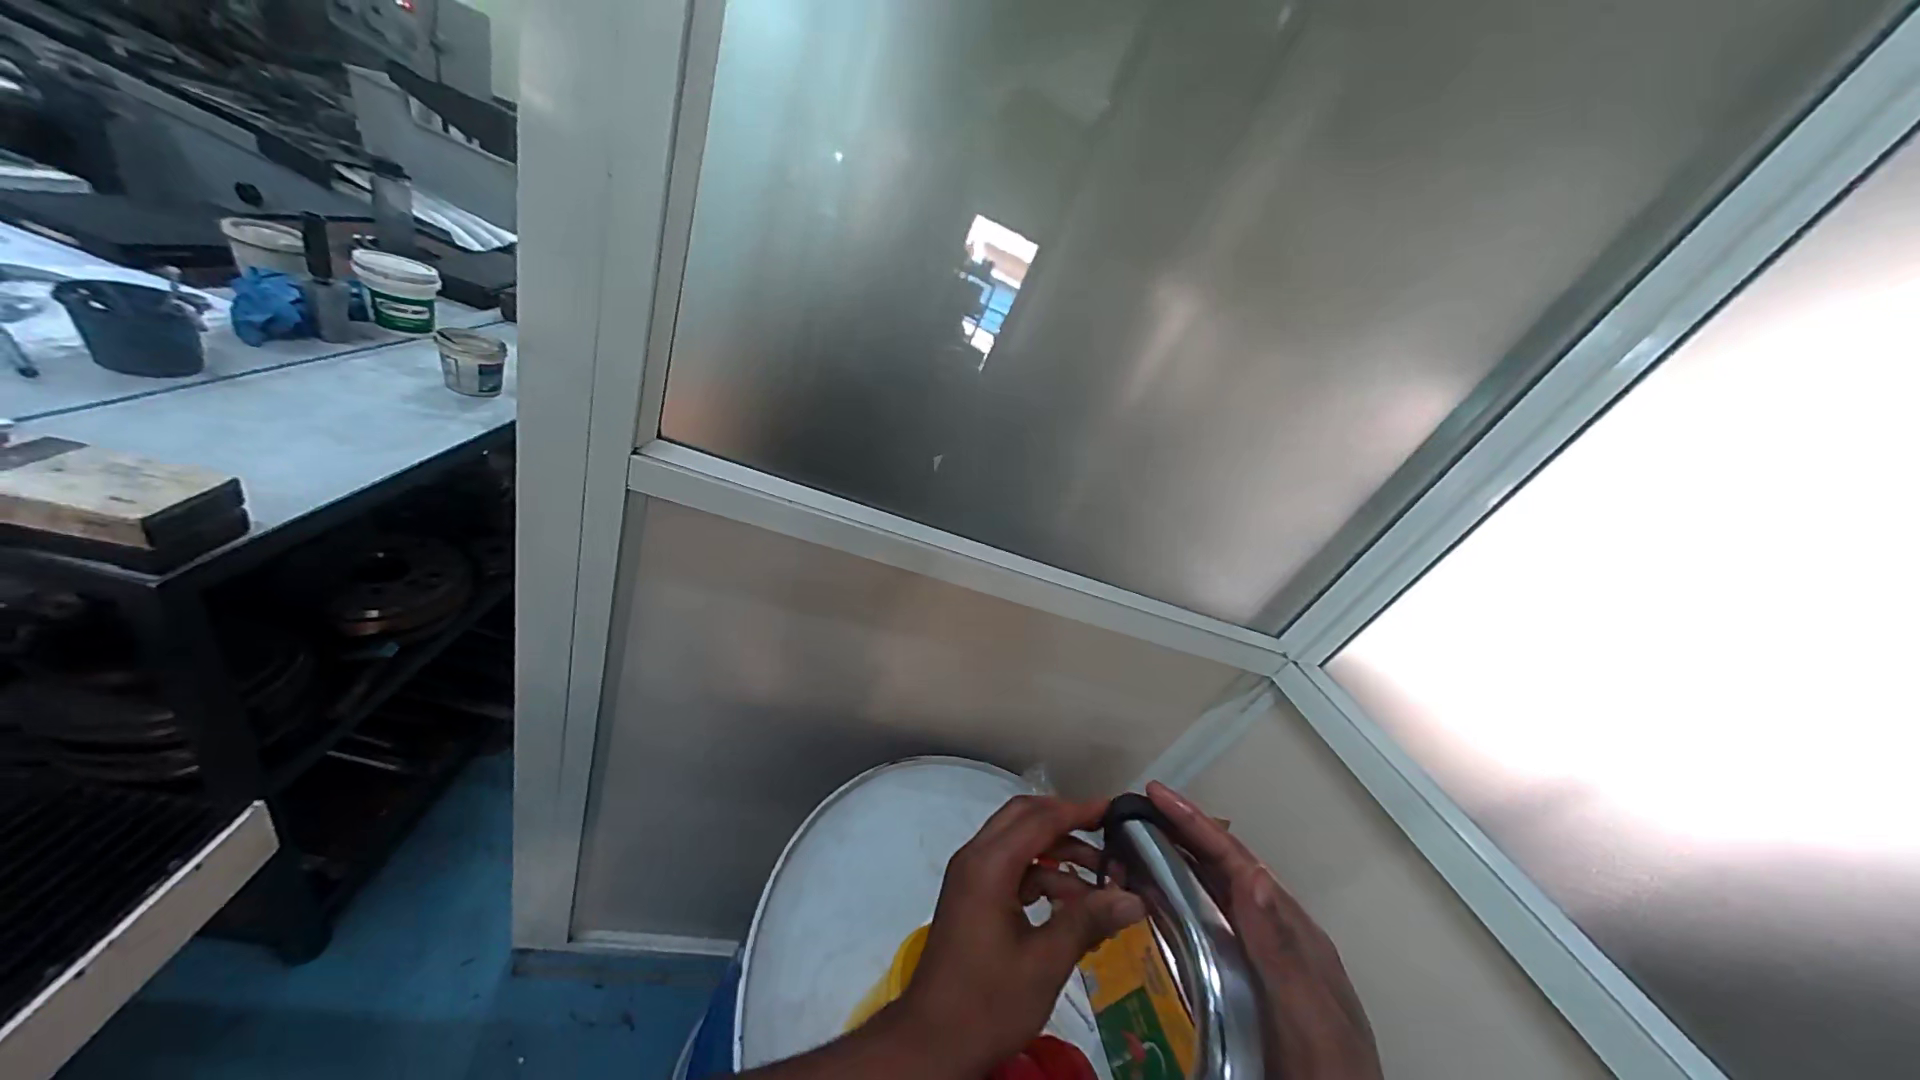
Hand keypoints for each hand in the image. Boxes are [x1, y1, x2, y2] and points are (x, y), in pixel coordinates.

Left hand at [893, 795, 1146, 1078]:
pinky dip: (1042, 876)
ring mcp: (971, 877)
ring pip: (1018, 844)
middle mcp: (975, 859)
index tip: (1114, 811)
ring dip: (1057, 854)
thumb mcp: (1045, 962)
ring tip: (1102, 884)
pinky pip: (1011, 869)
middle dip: (1066, 822)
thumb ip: (1088, 921)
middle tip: (1107, 835)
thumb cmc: (988, 1002)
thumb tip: (1135, 898)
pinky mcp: (973, 897)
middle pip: (1023, 818)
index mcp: (988, 865)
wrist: (933, 1042)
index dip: (1078, 811)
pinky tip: (1074, 905)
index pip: (1038, 819)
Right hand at [1146, 781, 1383, 1079]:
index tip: (1156, 793)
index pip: (1237, 863)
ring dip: (1169, 862)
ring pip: (1203, 893)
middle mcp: (1266, 932)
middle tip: (1131, 811)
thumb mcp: (1312, 1016)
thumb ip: (1282, 952)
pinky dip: (1167, 902)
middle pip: (1216, 869)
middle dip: (1177, 833)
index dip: (1196, 824)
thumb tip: (1252, 873)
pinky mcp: (1230, 982)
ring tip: (1128, 844)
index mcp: (1288, 928)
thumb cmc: (1328, 1070)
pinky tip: (1143, 899)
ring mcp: (1248, 956)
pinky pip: (1193, 927)